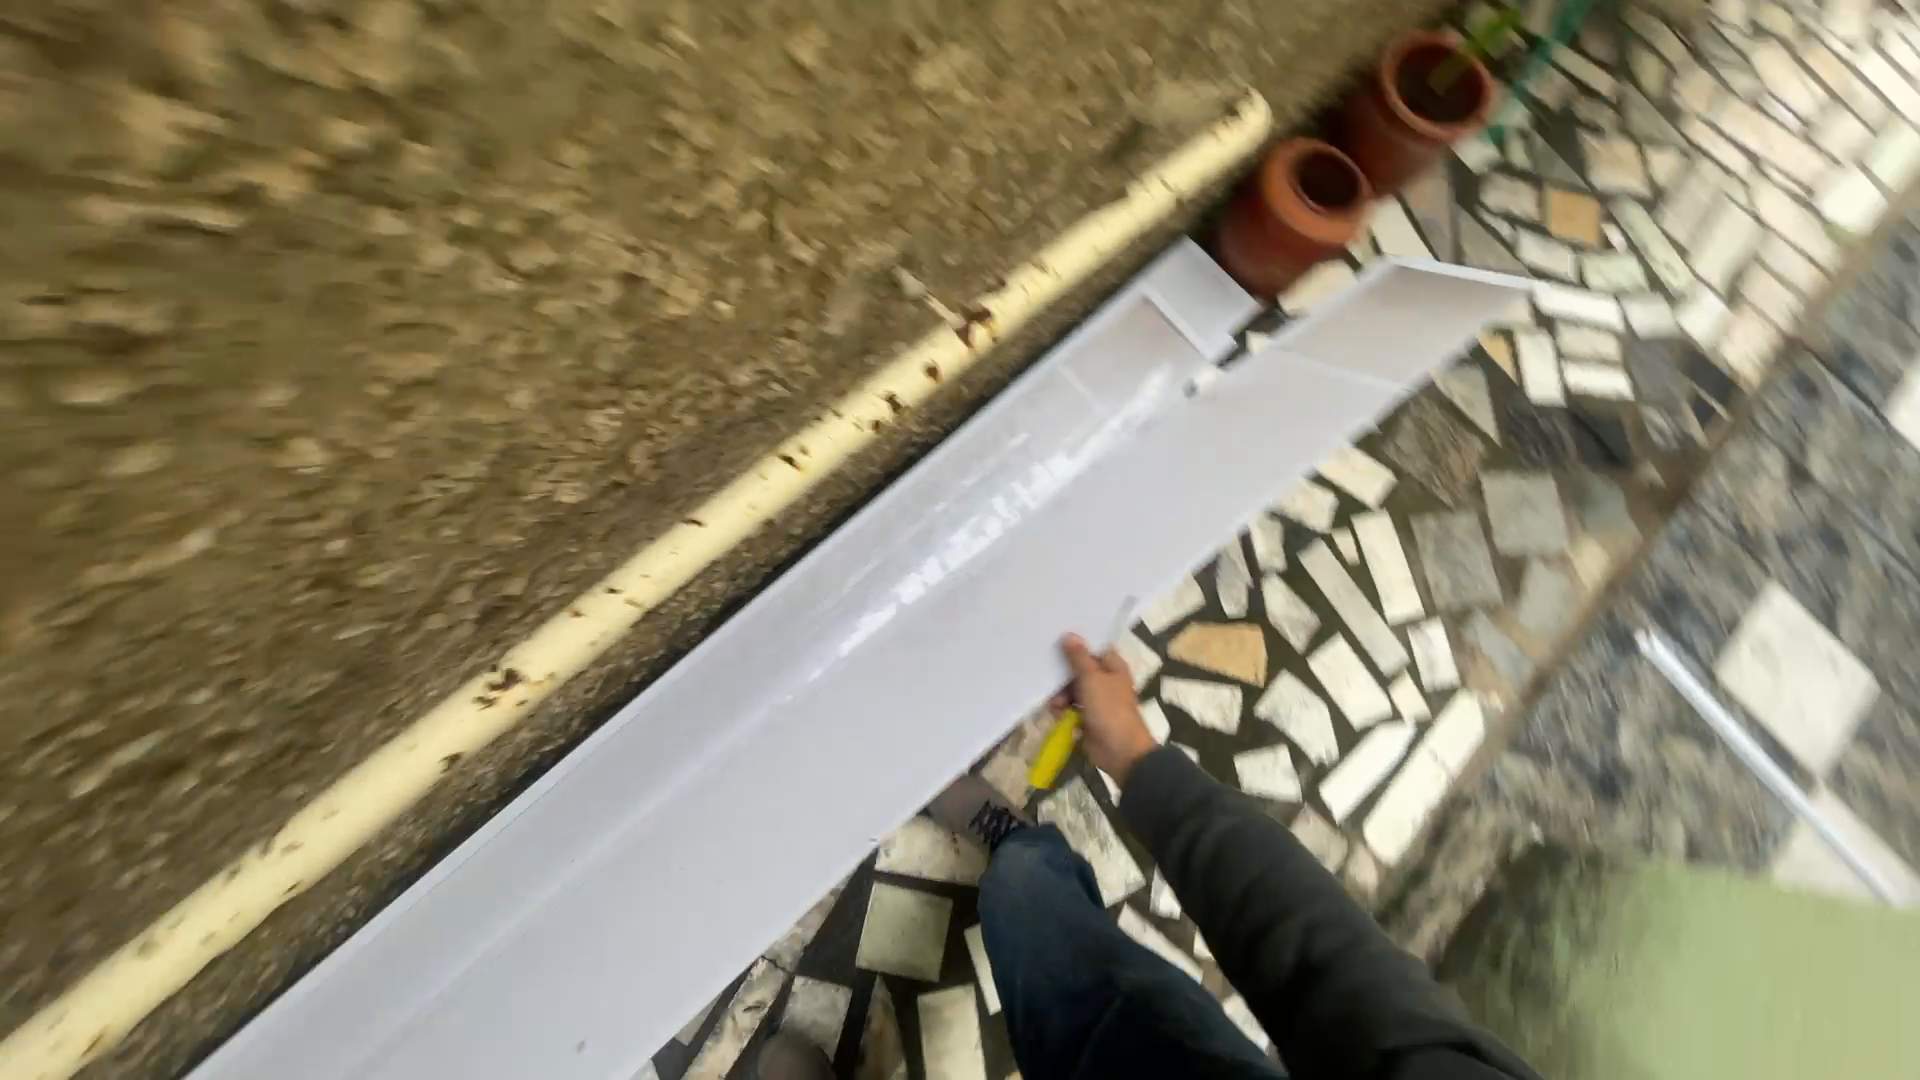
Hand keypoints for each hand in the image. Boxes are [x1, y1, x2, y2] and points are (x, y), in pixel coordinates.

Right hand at [1060, 633, 1159, 786]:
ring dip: (1061, 694)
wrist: (1119, 750)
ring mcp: (1096, 699)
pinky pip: (1070, 706)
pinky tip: (1058, 712)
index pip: (1094, 648)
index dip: (1078, 643)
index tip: (1057, 638)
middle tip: (1049, 674)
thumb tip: (1070, 635)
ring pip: (1071, 688)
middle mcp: (1105, 679)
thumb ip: (1078, 657)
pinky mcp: (1087, 716)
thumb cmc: (1109, 708)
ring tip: (1057, 703)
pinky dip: (1063, 708)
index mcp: (1113, 666)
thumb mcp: (1092, 678)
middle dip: (1063, 674)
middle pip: (1078, 668)